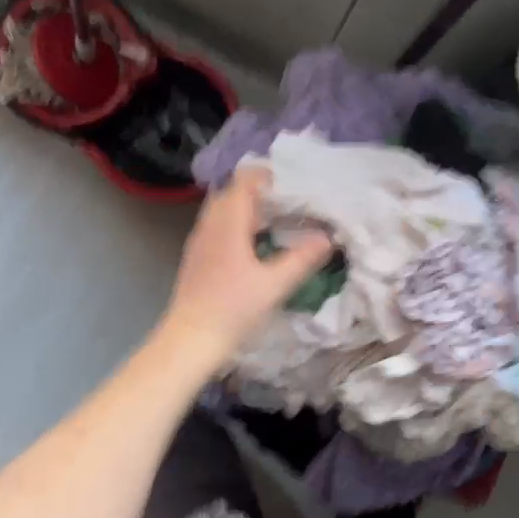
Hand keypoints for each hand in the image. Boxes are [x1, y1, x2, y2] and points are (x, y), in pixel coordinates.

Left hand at [158, 168, 332, 367]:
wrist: (190, 339)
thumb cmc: (233, 310)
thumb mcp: (274, 285)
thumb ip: (302, 258)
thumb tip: (328, 238)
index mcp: (229, 222)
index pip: (245, 180)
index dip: (269, 178)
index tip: (293, 191)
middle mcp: (210, 223)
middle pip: (233, 192)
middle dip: (260, 194)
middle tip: (288, 208)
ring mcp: (199, 239)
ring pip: (223, 210)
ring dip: (247, 211)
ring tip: (275, 226)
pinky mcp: (196, 256)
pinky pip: (217, 227)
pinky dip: (236, 227)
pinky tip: (253, 249)